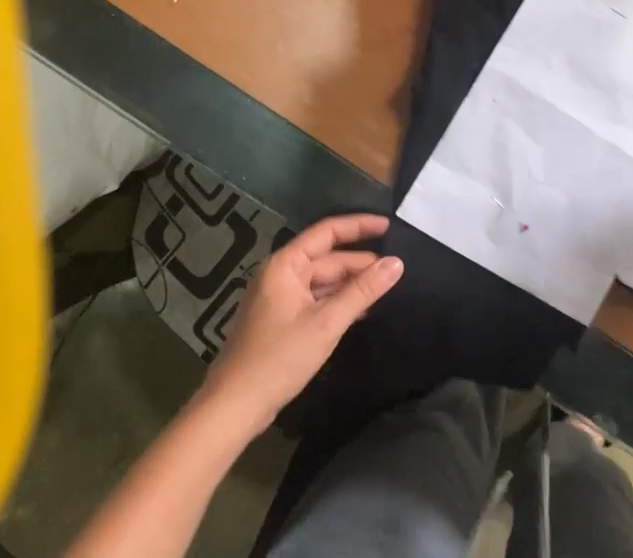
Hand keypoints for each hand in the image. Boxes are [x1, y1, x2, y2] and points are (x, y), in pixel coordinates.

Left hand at [198, 213, 403, 428]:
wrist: (234, 406)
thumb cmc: (279, 358)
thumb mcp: (327, 323)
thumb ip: (363, 290)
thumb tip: (397, 262)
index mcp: (285, 265)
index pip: (327, 232)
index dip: (360, 226)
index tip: (390, 226)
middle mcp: (280, 274)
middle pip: (327, 258)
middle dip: (361, 262)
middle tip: (398, 269)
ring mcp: (279, 297)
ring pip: (323, 281)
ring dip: (352, 284)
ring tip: (387, 287)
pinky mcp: (281, 319)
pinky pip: (316, 299)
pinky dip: (338, 301)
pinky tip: (362, 310)